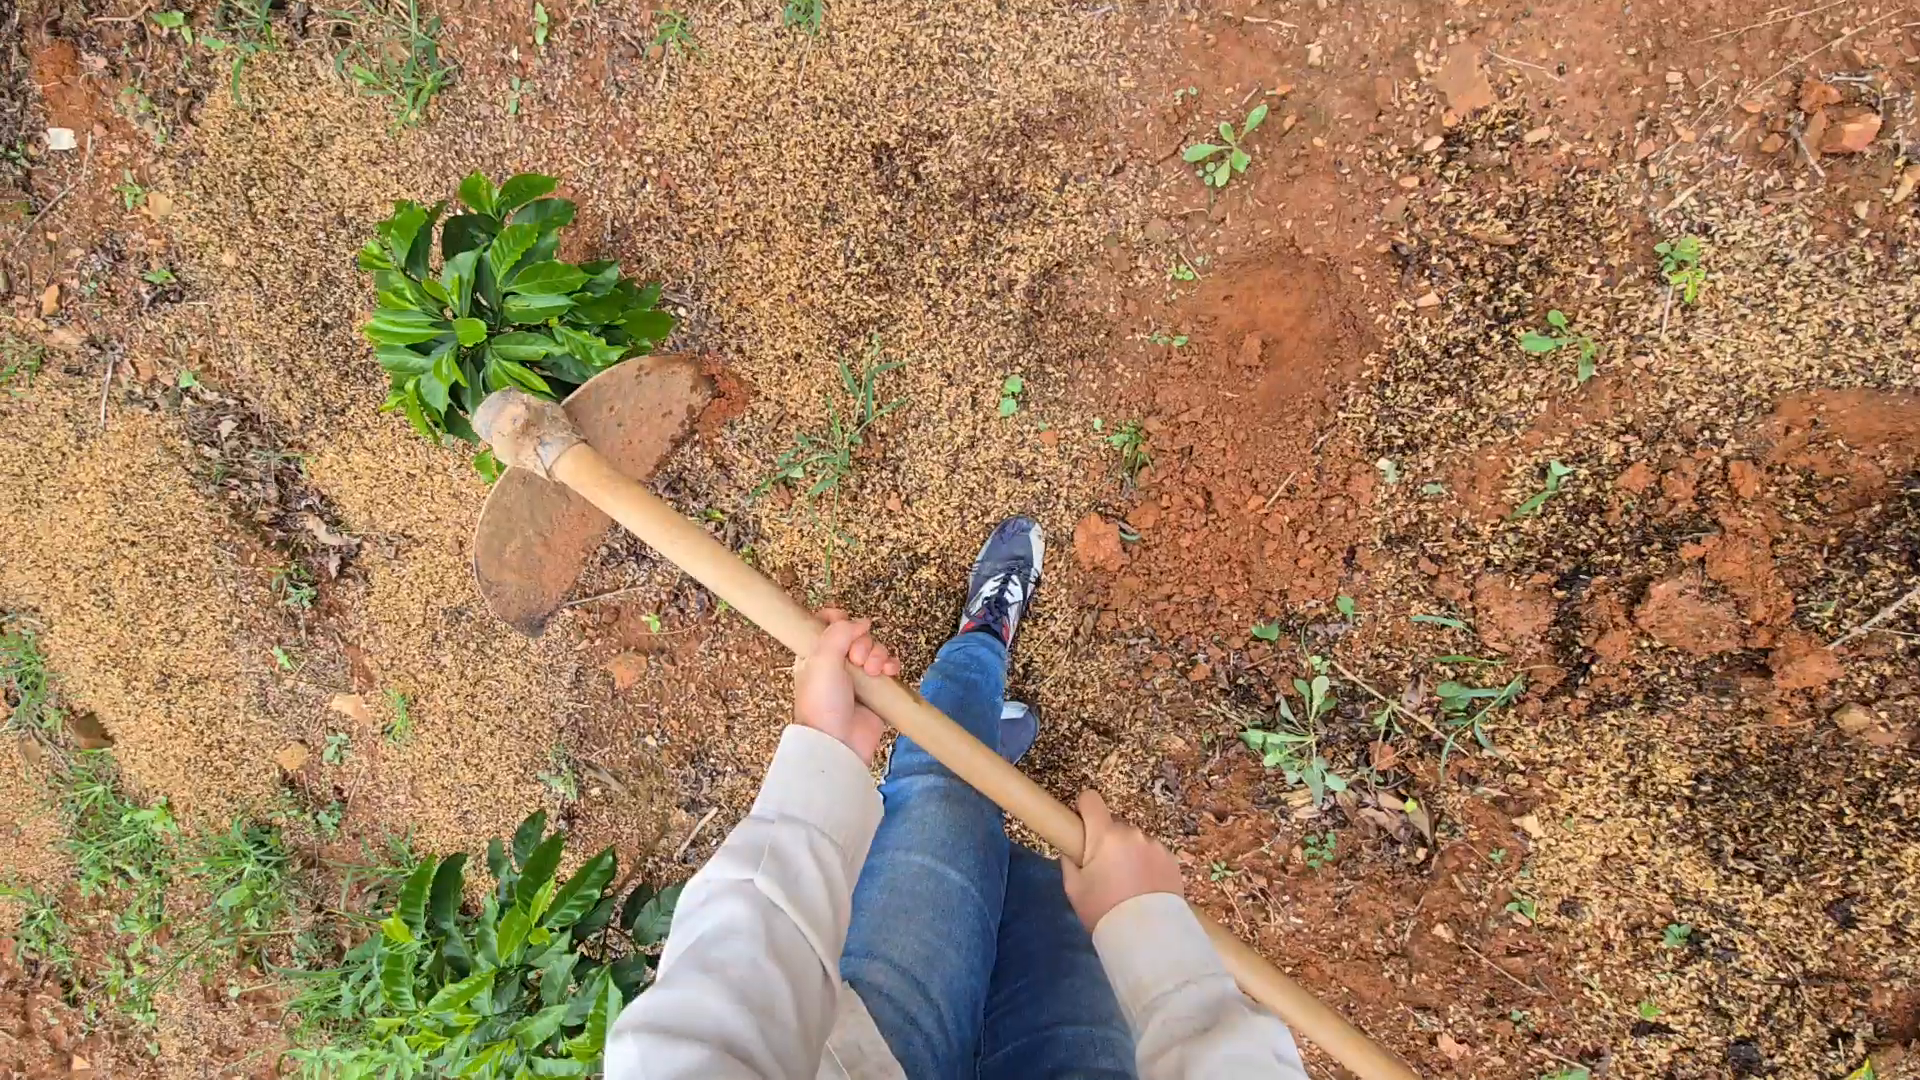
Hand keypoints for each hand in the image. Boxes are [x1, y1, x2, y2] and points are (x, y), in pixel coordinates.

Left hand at [792, 609, 899, 764]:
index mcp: (815, 654)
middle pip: (856, 635)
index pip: (825, 624)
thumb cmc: (822, 702)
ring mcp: (857, 677)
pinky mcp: (876, 690)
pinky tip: (888, 672)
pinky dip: (891, 665)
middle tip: (857, 660)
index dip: (837, 618)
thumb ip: (840, 632)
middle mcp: (836, 663)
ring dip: (878, 654)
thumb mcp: (821, 659)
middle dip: (862, 642)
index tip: (844, 620)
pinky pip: (888, 667)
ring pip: (875, 649)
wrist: (838, 742)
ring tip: (872, 671)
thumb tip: (862, 622)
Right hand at [1061, 790, 1183, 931]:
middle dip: (1108, 841)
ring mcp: (1154, 845)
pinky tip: (1146, 889)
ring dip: (1129, 853)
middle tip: (1106, 872)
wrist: (1149, 939)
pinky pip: (1152, 853)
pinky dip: (1147, 864)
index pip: (1090, 798)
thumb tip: (1072, 848)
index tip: (1083, 827)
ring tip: (1130, 885)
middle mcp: (1131, 833)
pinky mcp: (1172, 859)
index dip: (1084, 809)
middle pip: (1113, 825)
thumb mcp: (1074, 889)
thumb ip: (1069, 861)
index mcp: (1104, 835)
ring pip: (1134, 840)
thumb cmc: (1104, 912)